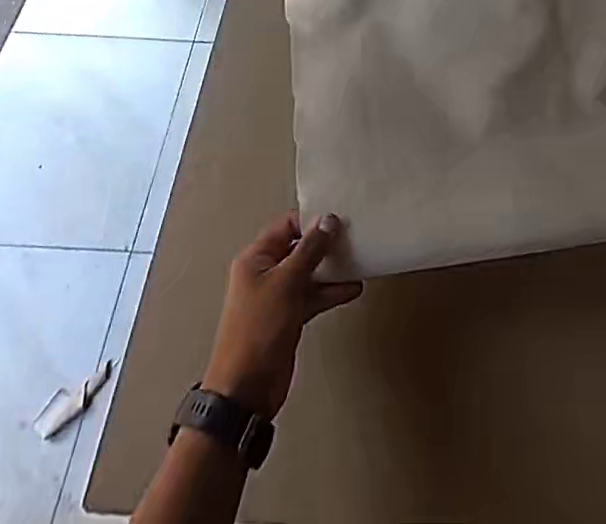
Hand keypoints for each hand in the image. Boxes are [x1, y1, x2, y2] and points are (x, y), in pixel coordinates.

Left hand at [201, 211, 363, 416]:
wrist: (247, 388)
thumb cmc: (257, 331)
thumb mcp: (286, 282)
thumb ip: (309, 250)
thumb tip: (327, 221)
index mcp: (256, 259)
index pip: (286, 225)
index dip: (312, 219)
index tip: (339, 217)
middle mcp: (266, 273)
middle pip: (301, 247)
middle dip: (326, 242)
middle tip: (353, 235)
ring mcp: (279, 296)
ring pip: (311, 271)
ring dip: (333, 267)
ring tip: (358, 259)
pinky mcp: (291, 315)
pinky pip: (315, 294)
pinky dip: (333, 290)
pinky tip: (353, 288)